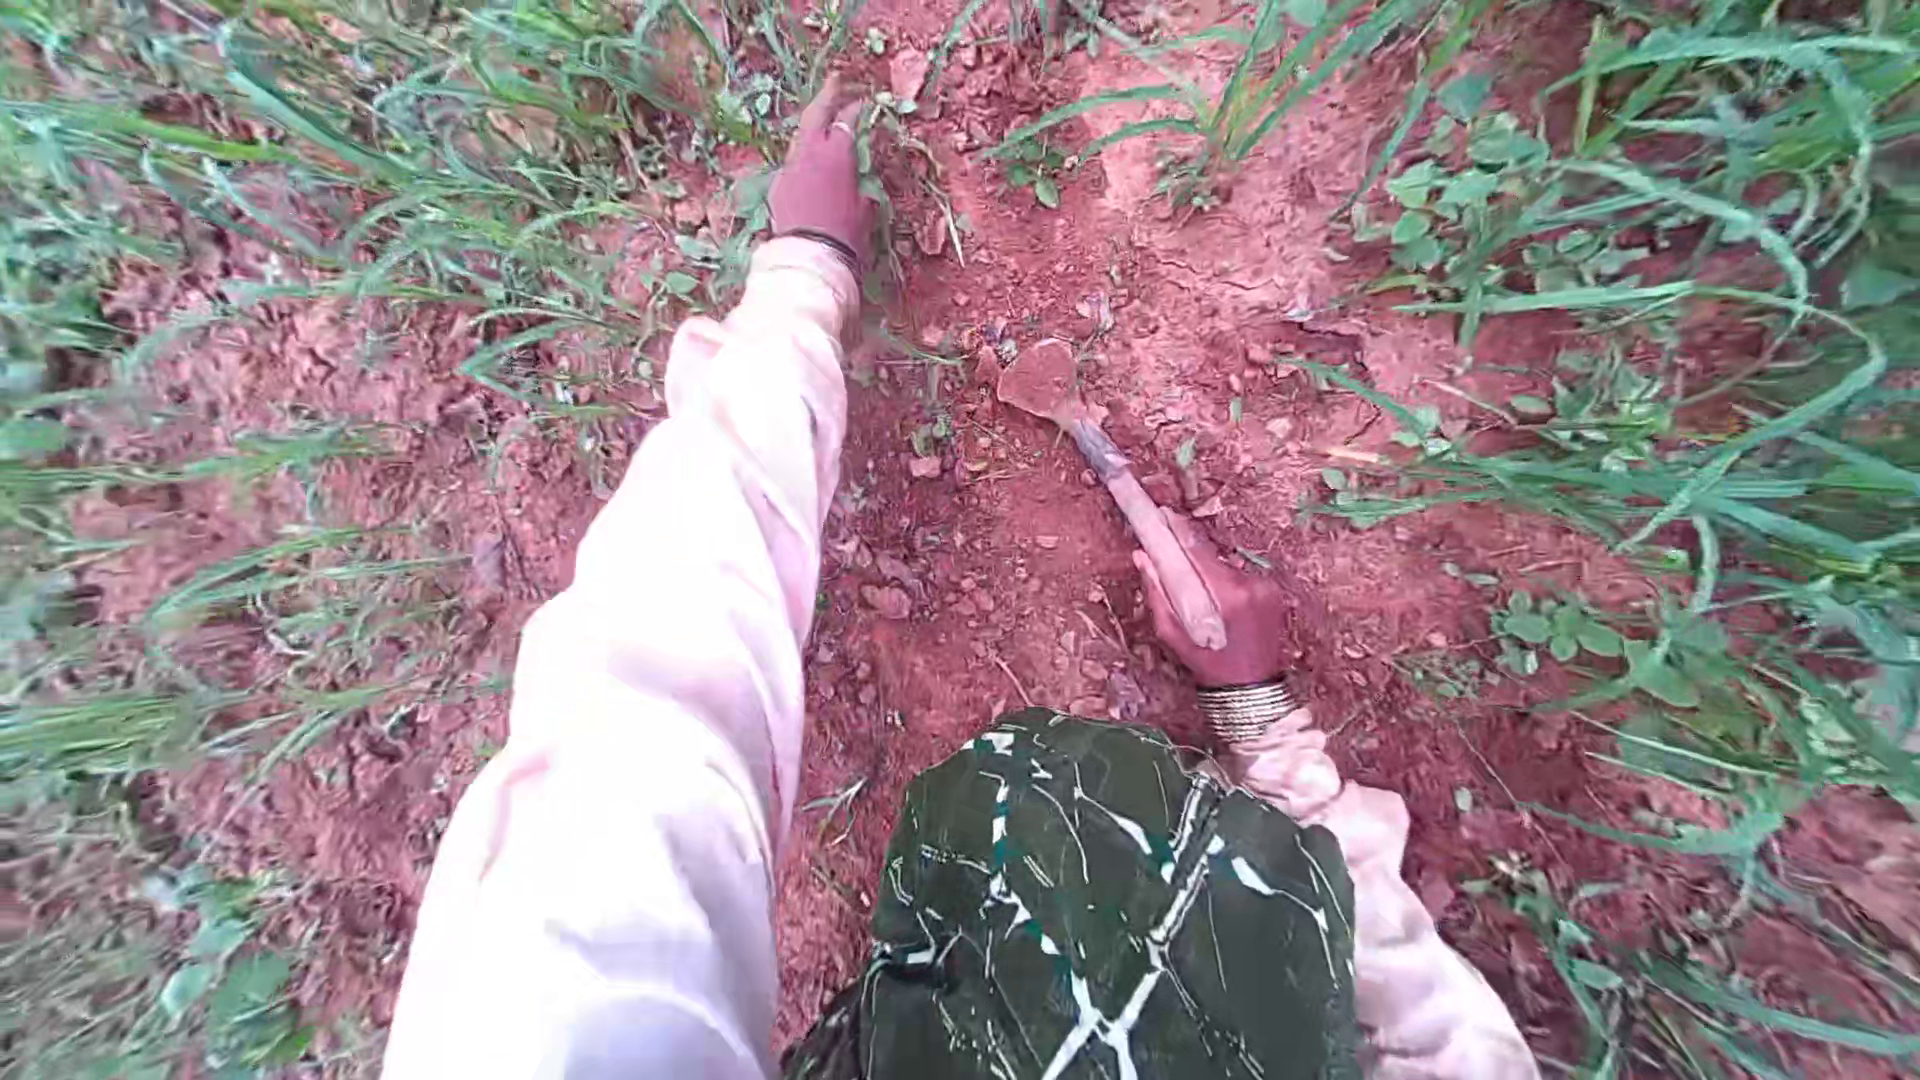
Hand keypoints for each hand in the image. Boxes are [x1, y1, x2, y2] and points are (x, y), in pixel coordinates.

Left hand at [771, 74, 870, 264]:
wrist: (813, 259)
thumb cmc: (847, 238)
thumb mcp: (865, 212)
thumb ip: (863, 188)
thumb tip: (863, 184)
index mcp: (837, 154)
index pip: (849, 121)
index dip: (858, 111)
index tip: (865, 106)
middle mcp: (810, 153)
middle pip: (817, 113)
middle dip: (828, 95)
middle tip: (835, 82)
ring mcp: (790, 168)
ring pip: (800, 138)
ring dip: (812, 129)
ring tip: (820, 125)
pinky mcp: (778, 187)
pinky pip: (792, 166)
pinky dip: (802, 161)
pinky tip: (808, 169)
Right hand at [1133, 512, 1290, 687]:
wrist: (1250, 686)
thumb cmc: (1205, 661)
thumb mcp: (1171, 632)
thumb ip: (1158, 592)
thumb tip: (1143, 556)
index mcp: (1223, 596)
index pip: (1197, 549)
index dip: (1179, 528)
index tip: (1164, 513)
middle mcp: (1248, 585)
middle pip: (1211, 552)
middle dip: (1190, 544)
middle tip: (1171, 535)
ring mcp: (1265, 586)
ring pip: (1226, 561)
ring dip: (1208, 563)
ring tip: (1195, 578)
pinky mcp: (1273, 590)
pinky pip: (1241, 572)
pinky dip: (1225, 577)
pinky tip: (1217, 593)